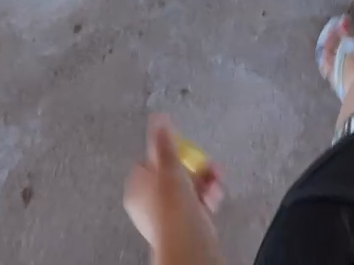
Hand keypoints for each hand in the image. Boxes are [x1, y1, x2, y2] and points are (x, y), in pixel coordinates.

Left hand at [124, 115, 224, 264]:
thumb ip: (164, 140)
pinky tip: (216, 190)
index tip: (182, 149)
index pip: (150, 161)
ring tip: (216, 176)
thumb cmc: (172, 204)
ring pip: (188, 184)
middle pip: (173, 171)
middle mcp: (148, 201)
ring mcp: (166, 212)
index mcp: (137, 187)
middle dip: (194, 165)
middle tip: (205, 162)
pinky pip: (197, 198)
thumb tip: (158, 116)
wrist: (188, 237)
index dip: (168, 153)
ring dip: (205, 177)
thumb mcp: (168, 164)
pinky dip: (208, 192)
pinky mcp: (183, 219)